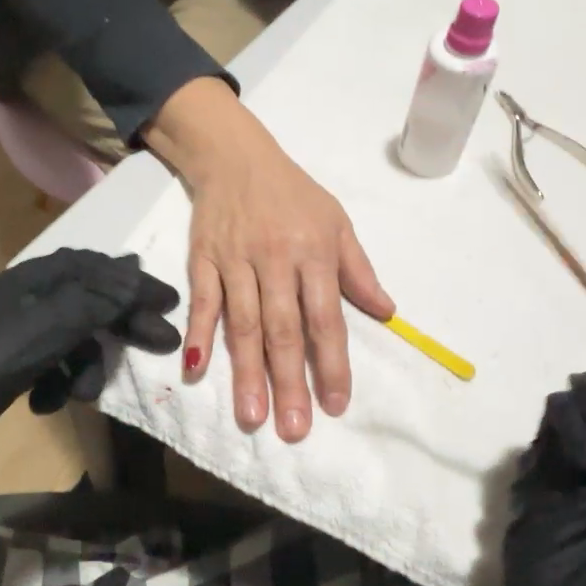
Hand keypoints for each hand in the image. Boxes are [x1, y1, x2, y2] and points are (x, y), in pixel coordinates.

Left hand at [0, 250, 180, 517]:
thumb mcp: (45, 329)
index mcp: (33, 279)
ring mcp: (10, 330)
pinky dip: (57, 381)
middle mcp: (23, 296)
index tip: (171, 303)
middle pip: (89, 299)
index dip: (135, 284)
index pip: (97, 269)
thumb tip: (136, 270)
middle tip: (160, 343)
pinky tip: (48, 405)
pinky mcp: (2, 362)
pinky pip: (49, 362)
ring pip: (71, 337)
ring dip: (86, 365)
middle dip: (122, 323)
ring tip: (83, 398)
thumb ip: (93, 301)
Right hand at [145, 78, 391, 440]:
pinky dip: (199, 335)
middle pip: (283, 328)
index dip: (331, 363)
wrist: (235, 157)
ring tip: (252, 416)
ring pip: (243, 323)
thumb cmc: (294, 194)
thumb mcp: (336, 222)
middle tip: (294, 429)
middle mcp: (276, 259)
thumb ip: (358, 270)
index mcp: (315, 252)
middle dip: (289, 381)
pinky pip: (202, 302)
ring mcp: (236, 260)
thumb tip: (389, 313)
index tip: (335, 405)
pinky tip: (196, 370)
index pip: (326, 317)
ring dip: (246, 372)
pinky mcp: (203, 259)